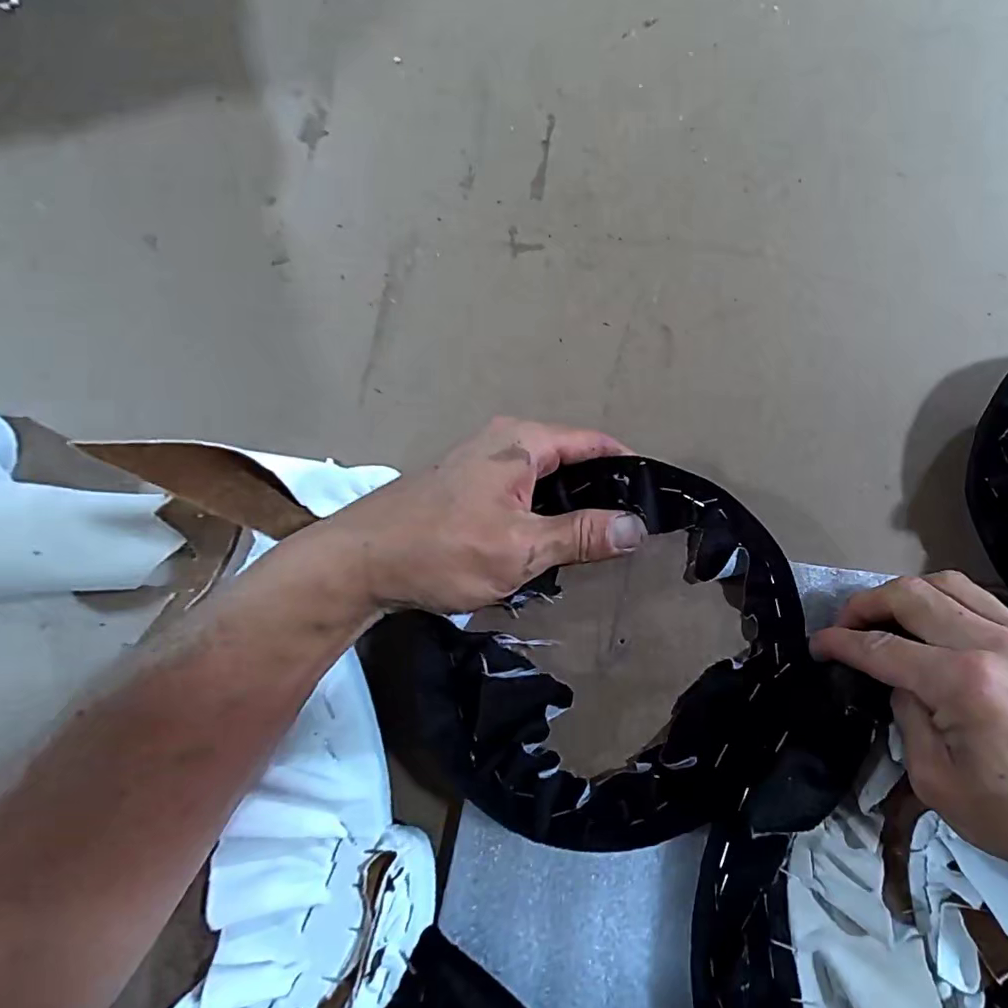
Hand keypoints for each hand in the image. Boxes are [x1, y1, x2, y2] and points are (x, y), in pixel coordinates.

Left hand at [298, 417, 647, 613]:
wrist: (352, 567)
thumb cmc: (440, 550)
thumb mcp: (522, 548)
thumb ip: (582, 534)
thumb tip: (637, 527)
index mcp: (522, 442)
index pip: (596, 443)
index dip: (629, 468)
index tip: (655, 499)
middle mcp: (505, 441)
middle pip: (575, 459)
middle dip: (605, 490)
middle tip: (631, 527)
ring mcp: (484, 462)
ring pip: (550, 478)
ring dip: (575, 505)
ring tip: (599, 538)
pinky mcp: (469, 486)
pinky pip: (528, 490)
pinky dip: (548, 510)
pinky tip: (553, 541)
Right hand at [810, 571, 1007, 894]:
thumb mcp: (936, 783)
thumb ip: (908, 717)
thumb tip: (901, 680)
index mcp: (964, 683)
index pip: (885, 648)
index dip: (843, 641)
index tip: (820, 642)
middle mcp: (999, 643)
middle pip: (916, 594)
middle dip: (870, 601)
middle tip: (848, 621)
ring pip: (958, 585)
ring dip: (915, 595)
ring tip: (895, 617)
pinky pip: (999, 612)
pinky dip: (964, 617)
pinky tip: (959, 645)